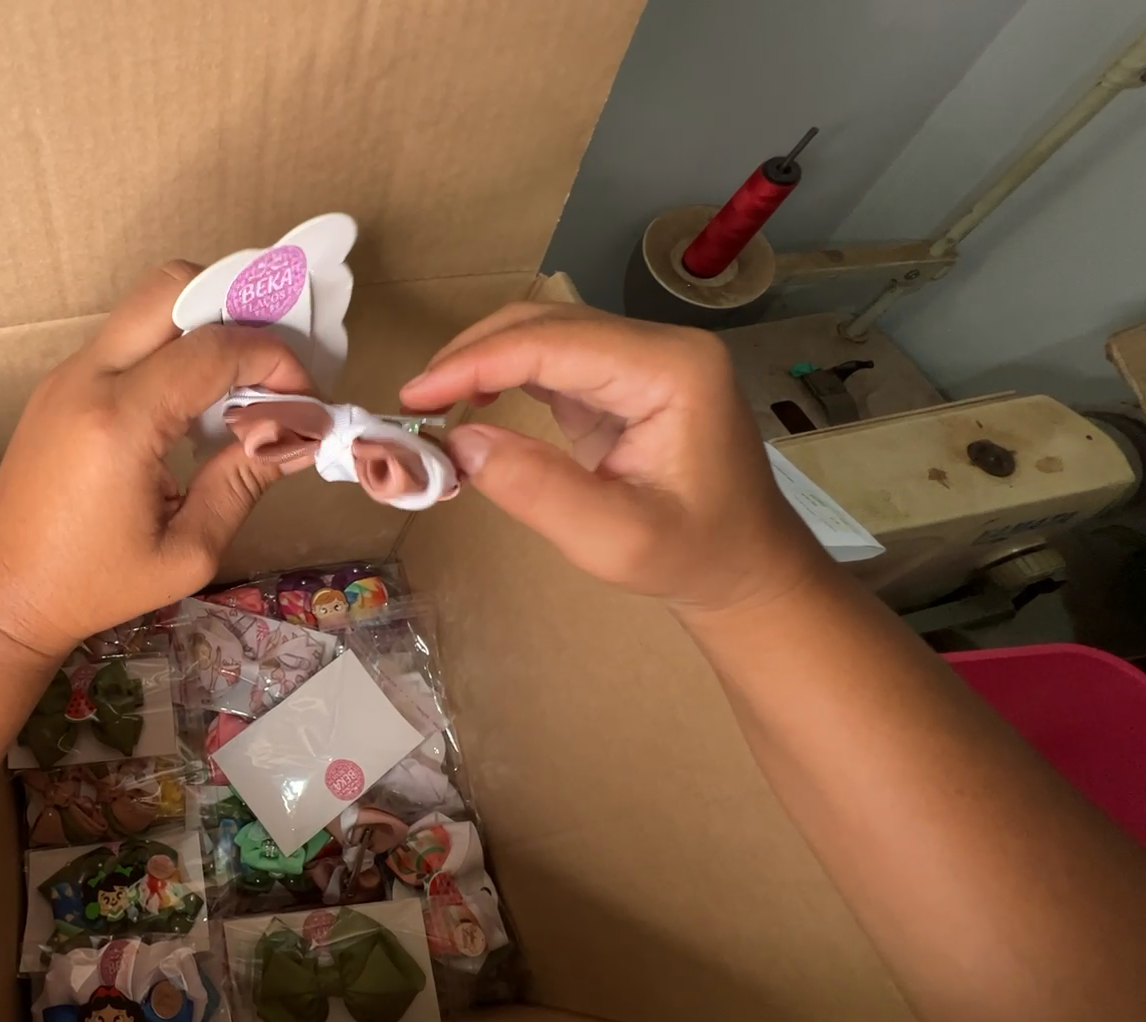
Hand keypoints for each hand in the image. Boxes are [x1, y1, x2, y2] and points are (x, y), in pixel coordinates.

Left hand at [0, 263, 312, 656]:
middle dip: (238, 310)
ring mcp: (66, 376)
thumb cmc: (95, 586)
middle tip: (272, 367)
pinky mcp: (58, 387)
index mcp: (120, 421)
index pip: (214, 348)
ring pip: (147, 307)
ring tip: (238, 387)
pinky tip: (191, 406)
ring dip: (203, 328)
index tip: (305, 400)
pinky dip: (171, 350)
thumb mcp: (187, 551)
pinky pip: (126, 340)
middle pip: (172, 285)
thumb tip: (296, 437)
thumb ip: (243, 482)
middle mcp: (87, 378)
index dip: (275, 361)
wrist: (4, 594)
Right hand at [400, 302, 830, 617]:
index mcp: (669, 371)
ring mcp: (640, 359)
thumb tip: (458, 442)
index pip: (551, 343)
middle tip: (415, 402)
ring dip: (480, 359)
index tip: (414, 398)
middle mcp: (657, 348)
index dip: (473, 363)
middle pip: (544, 321)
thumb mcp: (612, 539)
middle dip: (470, 354)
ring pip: (542, 332)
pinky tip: (475, 399)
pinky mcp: (620, 380)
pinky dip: (502, 373)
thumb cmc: (689, 555)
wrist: (742, 564)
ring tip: (434, 401)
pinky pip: (550, 359)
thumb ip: (536, 488)